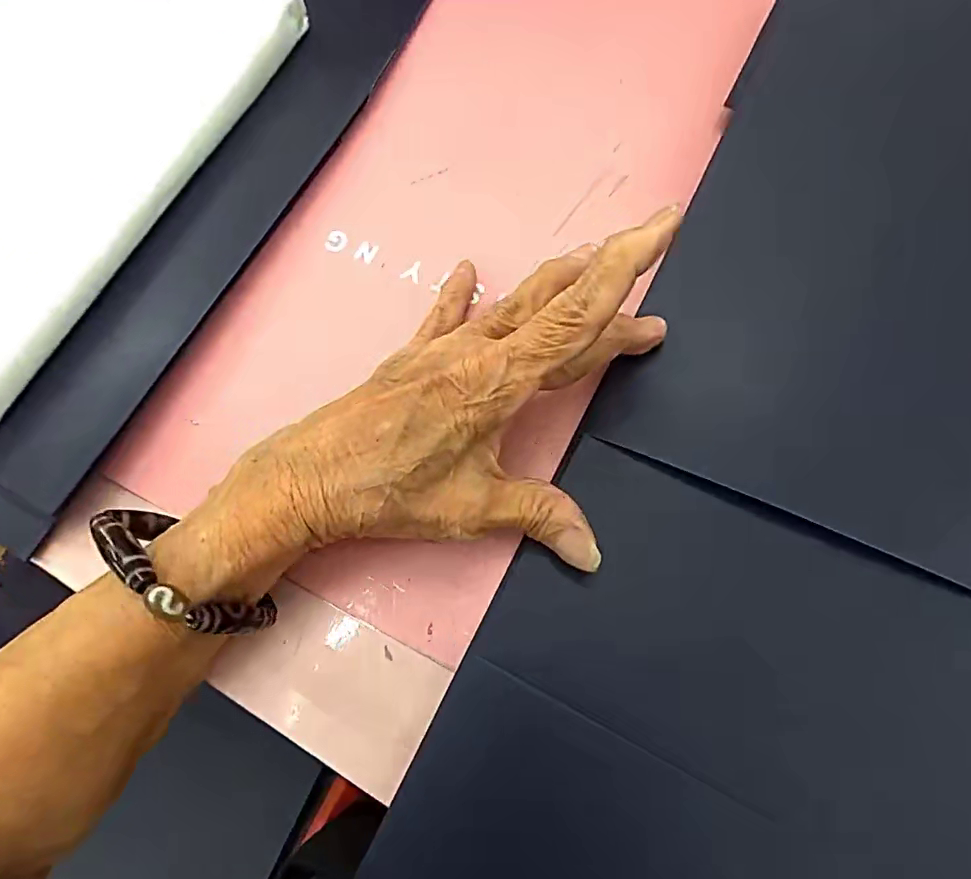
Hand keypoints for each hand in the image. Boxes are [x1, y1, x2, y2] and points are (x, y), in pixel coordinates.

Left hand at [155, 204, 681, 599]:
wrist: (311, 478)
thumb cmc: (390, 493)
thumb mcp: (472, 509)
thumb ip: (539, 517)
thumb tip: (592, 553)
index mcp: (499, 381)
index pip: (577, 320)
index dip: (624, 276)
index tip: (660, 233)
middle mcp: (473, 352)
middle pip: (553, 300)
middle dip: (606, 269)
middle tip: (648, 242)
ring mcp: (437, 351)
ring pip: (508, 302)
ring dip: (552, 280)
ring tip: (586, 256)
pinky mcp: (408, 359)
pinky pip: (443, 318)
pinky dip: (462, 296)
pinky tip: (468, 273)